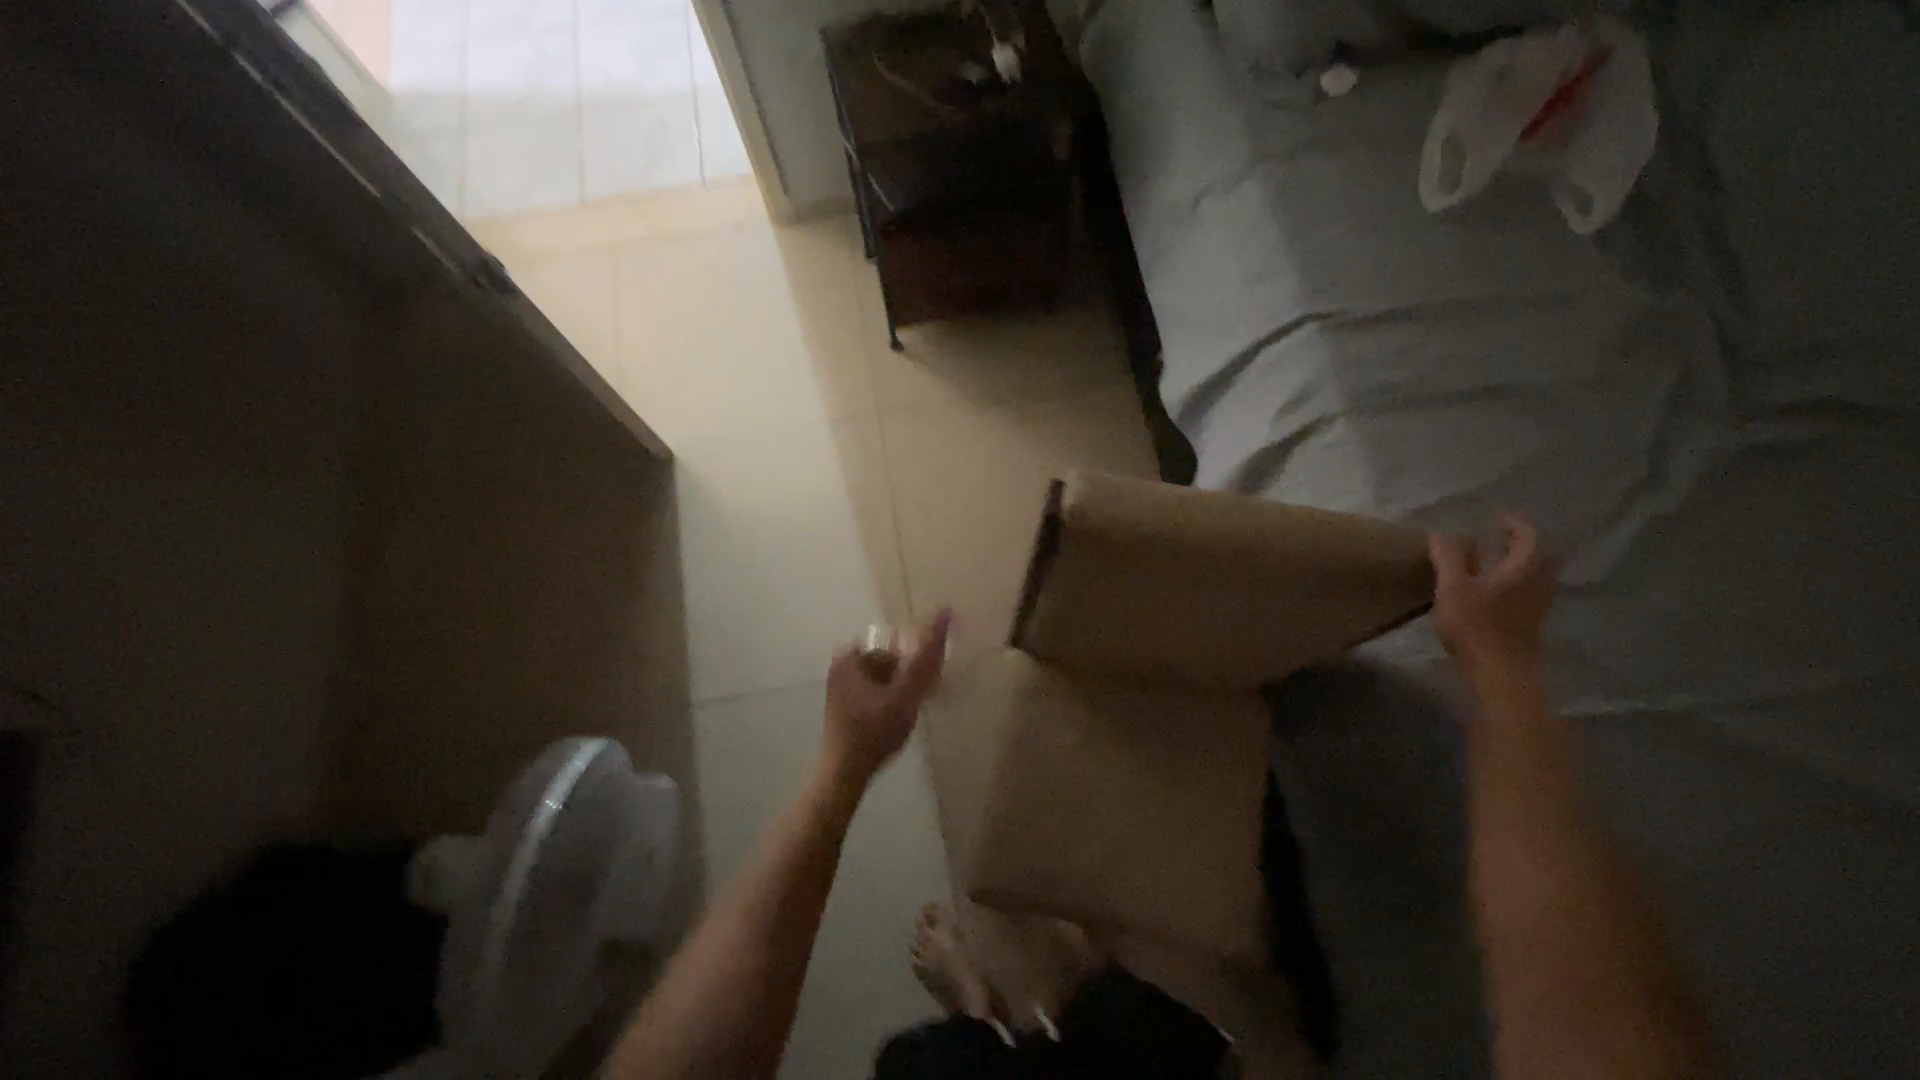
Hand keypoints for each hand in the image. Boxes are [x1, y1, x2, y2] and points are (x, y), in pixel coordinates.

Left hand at [821, 609, 952, 787]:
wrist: (844, 775)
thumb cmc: (874, 732)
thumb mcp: (906, 693)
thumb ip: (926, 655)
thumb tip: (943, 613)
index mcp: (851, 655)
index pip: (898, 644)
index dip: (918, 661)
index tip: (930, 682)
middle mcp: (842, 665)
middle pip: (892, 660)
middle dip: (911, 677)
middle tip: (924, 699)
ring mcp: (840, 686)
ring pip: (886, 678)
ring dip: (904, 690)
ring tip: (911, 713)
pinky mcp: (844, 705)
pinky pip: (877, 693)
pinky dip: (892, 701)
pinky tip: (898, 722)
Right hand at [1429, 516, 1554, 677]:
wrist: (1500, 673)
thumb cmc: (1476, 626)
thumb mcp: (1452, 587)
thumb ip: (1448, 557)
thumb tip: (1441, 532)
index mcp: (1523, 569)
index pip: (1529, 536)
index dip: (1515, 524)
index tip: (1498, 519)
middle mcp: (1538, 584)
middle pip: (1539, 556)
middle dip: (1522, 545)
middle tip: (1500, 539)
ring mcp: (1537, 606)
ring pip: (1534, 576)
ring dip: (1518, 565)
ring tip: (1493, 564)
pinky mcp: (1530, 625)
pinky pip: (1528, 594)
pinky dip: (1514, 585)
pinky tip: (1492, 593)